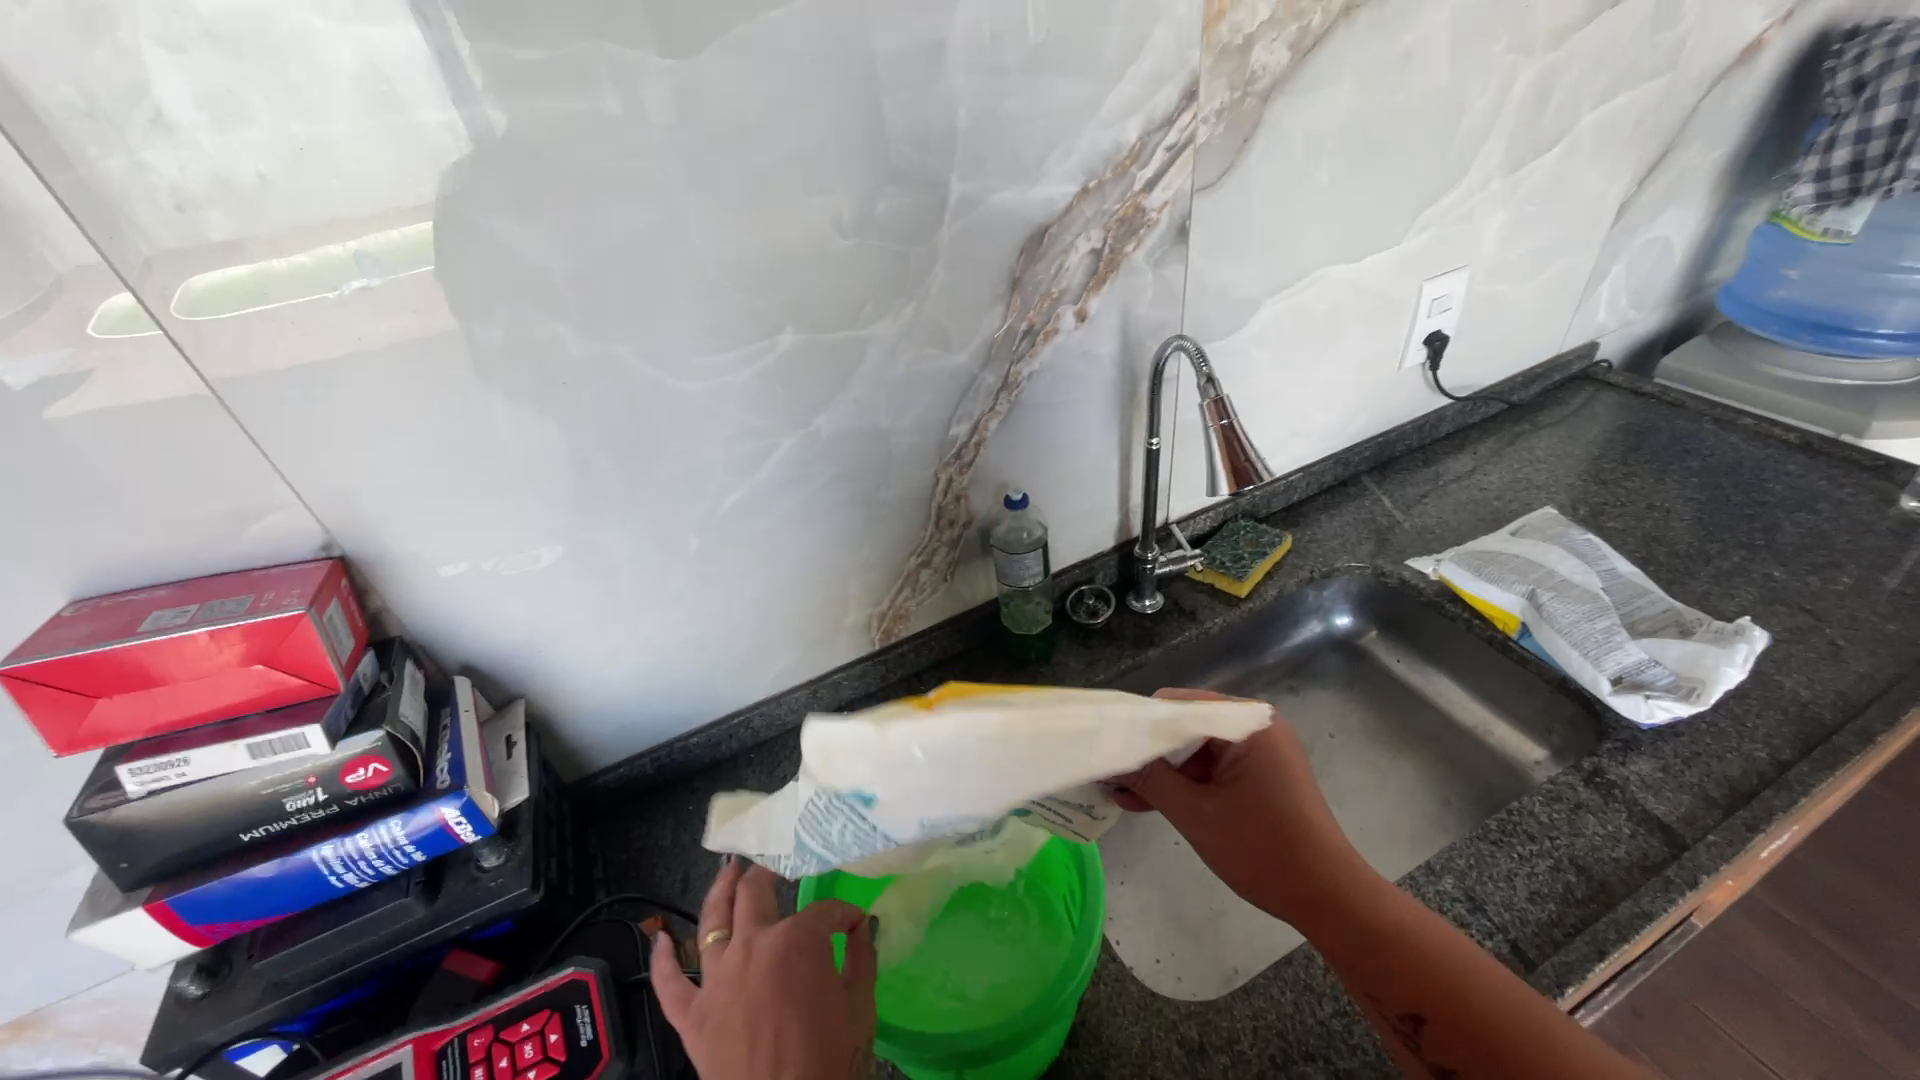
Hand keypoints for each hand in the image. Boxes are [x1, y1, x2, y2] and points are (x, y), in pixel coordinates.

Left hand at [651, 856, 876, 1079]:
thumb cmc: (830, 1061)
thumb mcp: (860, 1007)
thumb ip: (862, 959)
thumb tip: (862, 928)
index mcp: (798, 941)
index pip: (826, 912)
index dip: (844, 915)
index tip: (855, 925)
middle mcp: (752, 945)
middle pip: (755, 894)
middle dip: (768, 875)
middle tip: (776, 869)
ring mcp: (717, 978)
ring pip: (710, 921)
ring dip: (720, 892)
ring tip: (728, 872)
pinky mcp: (691, 1015)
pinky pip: (669, 982)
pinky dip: (662, 958)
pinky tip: (660, 938)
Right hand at [1110, 688, 1370, 922]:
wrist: (1327, 897)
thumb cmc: (1262, 850)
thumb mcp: (1195, 813)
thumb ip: (1149, 779)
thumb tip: (1109, 758)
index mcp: (1248, 723)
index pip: (1177, 705)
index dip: (1139, 725)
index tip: (1107, 747)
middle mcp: (1255, 727)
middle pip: (1185, 726)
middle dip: (1147, 753)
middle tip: (1108, 773)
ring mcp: (1259, 752)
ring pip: (1195, 751)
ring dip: (1161, 773)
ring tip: (1118, 793)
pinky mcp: (1259, 776)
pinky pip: (1211, 769)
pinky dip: (1184, 785)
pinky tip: (1147, 803)